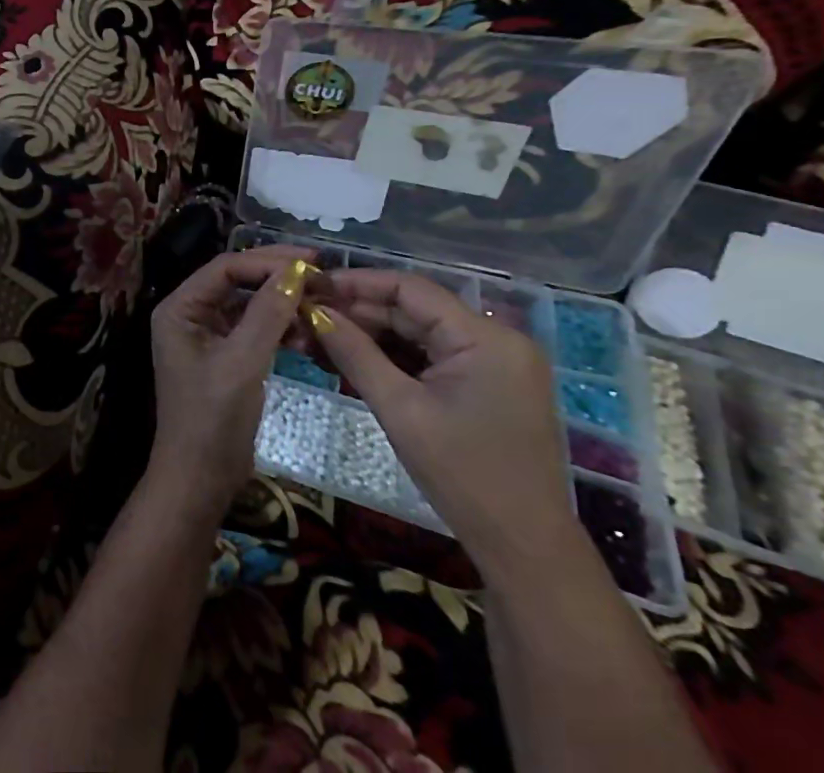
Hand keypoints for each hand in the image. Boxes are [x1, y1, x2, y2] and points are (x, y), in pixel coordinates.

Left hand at [148, 245, 331, 511]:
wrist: (200, 475)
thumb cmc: (212, 417)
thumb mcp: (242, 362)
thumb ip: (267, 314)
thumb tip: (296, 271)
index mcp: (179, 310)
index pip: (224, 269)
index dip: (267, 260)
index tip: (313, 261)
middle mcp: (189, 317)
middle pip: (236, 282)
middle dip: (278, 278)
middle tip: (324, 278)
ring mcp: (206, 338)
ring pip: (248, 306)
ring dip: (282, 304)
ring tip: (323, 304)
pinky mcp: (225, 358)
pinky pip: (254, 330)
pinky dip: (280, 328)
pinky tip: (308, 333)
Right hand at [311, 270, 580, 575]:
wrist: (520, 539)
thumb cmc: (460, 472)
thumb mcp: (399, 408)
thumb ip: (355, 353)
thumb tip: (315, 313)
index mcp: (485, 338)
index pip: (411, 290)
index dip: (356, 283)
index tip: (310, 286)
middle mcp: (495, 340)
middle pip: (413, 311)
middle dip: (357, 313)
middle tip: (303, 318)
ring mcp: (493, 364)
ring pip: (418, 335)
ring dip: (369, 336)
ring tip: (316, 338)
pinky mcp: (484, 386)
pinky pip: (429, 358)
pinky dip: (390, 358)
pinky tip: (348, 359)